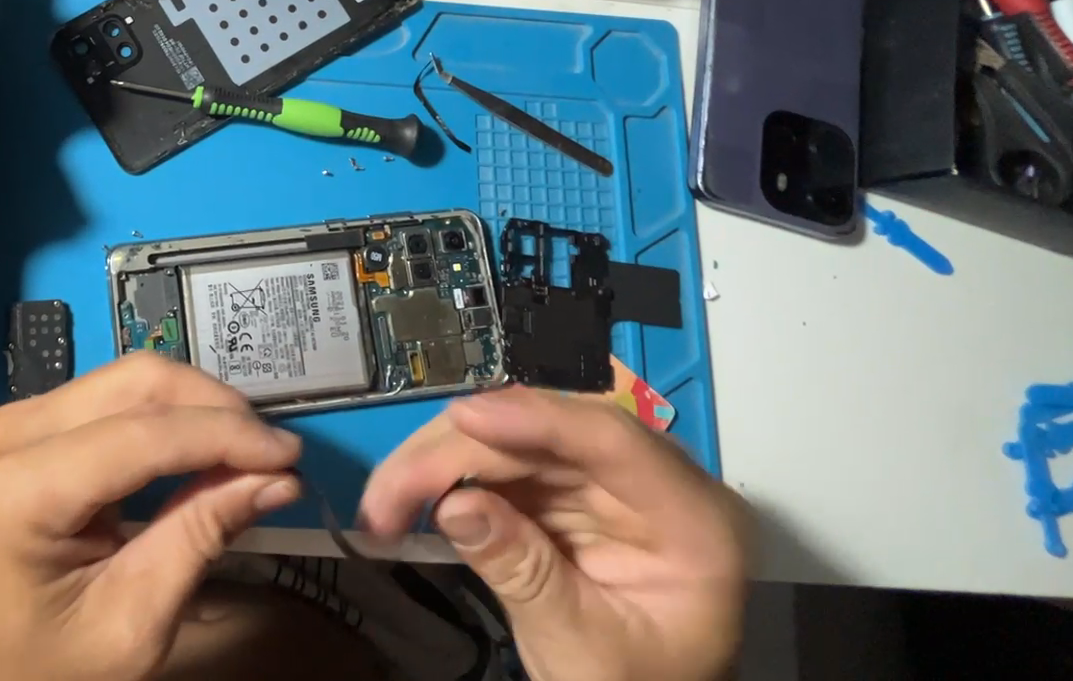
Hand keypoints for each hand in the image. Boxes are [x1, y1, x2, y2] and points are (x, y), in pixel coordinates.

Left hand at [0, 355, 302, 680]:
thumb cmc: (52, 661)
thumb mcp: (134, 623)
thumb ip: (199, 537)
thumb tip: (275, 477)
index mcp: (24, 492)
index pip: (142, 435)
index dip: (223, 435)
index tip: (289, 454)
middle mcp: (16, 432)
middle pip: (137, 382)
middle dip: (215, 408)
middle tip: (271, 452)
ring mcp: (22, 417)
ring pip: (132, 377)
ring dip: (198, 405)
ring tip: (247, 450)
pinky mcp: (37, 417)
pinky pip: (118, 392)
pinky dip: (172, 411)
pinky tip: (205, 442)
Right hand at [359, 386, 751, 680]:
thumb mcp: (585, 653)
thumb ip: (524, 577)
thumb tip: (453, 505)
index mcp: (691, 520)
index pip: (611, 442)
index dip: (534, 420)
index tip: (461, 419)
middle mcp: (642, 477)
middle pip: (537, 434)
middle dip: (452, 455)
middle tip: (384, 496)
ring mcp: (593, 474)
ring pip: (501, 437)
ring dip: (433, 463)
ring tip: (381, 504)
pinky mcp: (553, 479)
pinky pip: (488, 459)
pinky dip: (441, 476)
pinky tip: (405, 496)